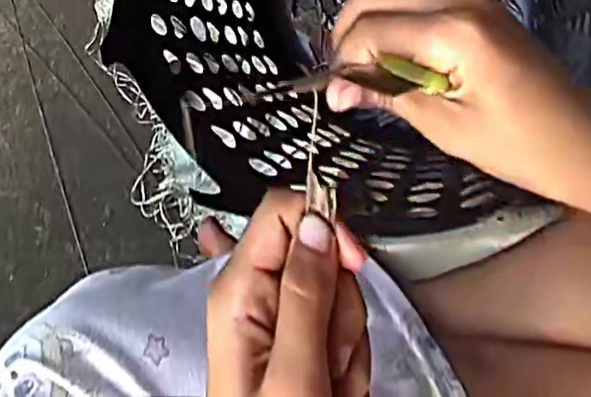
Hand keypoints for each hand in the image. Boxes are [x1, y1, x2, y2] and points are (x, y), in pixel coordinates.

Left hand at [203, 189, 371, 396]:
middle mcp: (256, 293)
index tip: (351, 258)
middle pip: (317, 252)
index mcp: (239, 287)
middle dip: (338, 302)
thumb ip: (305, 293)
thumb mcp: (292, 376)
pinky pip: (343, 329)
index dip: (321, 222)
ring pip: (337, 293)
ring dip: (345, 340)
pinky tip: (334, 388)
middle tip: (327, 354)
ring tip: (329, 382)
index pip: (280, 211)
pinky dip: (349, 361)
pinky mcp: (303, 343)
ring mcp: (281, 319)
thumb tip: (318, 221)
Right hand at [323, 0, 590, 215]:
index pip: (371, 29)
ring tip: (368, 75)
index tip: (335, 93)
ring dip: (369, 30)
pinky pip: (414, 6)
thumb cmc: (526, 149)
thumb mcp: (448, 127)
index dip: (344, 60)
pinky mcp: (475, 6)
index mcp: (455, 31)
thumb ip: (386, 96)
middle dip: (346, 35)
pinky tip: (399, 65)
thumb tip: (333, 91)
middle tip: (344, 78)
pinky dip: (394, 29)